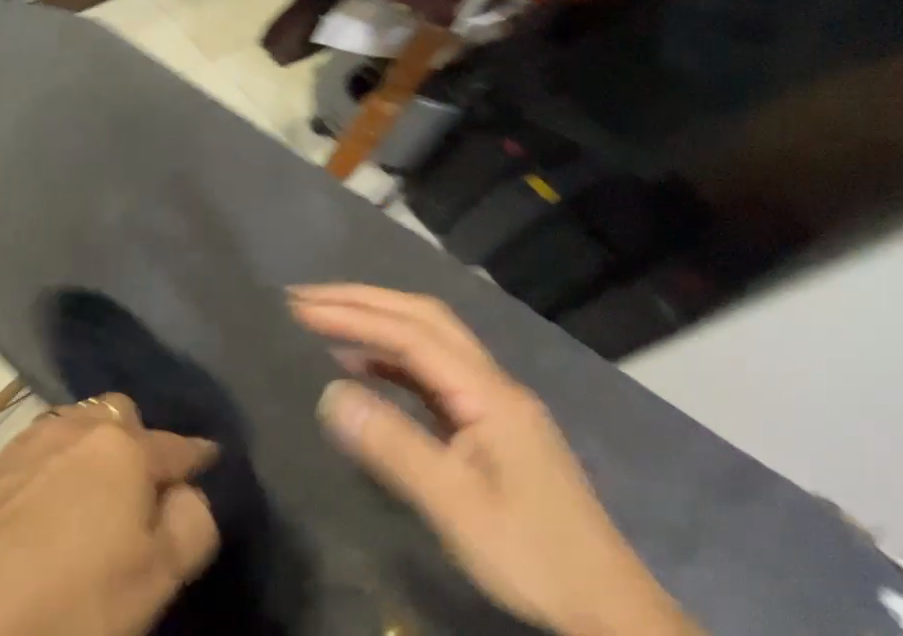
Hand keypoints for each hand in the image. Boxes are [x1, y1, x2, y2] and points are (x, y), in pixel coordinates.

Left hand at [0, 393, 220, 635]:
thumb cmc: (81, 594)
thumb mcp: (160, 574)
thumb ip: (191, 523)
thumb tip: (186, 491)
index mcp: (122, 446)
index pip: (175, 445)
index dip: (198, 455)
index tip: (212, 458)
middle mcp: (74, 429)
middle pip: (117, 413)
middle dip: (139, 436)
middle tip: (149, 483)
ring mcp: (29, 443)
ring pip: (75, 423)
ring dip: (95, 444)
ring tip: (103, 488)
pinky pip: (43, 446)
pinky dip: (61, 459)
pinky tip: (58, 494)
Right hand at [290, 284, 702, 635]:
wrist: (606, 607)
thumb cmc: (529, 553)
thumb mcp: (454, 503)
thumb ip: (392, 445)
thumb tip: (328, 392)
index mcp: (490, 395)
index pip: (411, 334)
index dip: (351, 315)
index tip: (296, 309)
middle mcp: (495, 386)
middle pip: (425, 319)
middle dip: (362, 301)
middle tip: (302, 298)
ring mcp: (495, 405)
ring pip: (430, 341)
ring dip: (375, 322)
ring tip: (321, 322)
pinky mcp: (490, 427)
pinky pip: (431, 372)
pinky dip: (390, 357)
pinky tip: (361, 369)